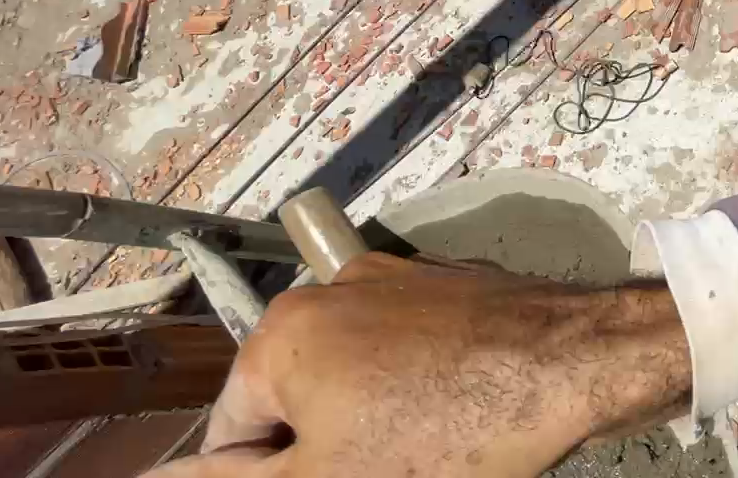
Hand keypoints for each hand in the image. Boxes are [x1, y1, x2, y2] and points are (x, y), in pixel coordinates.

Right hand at [146, 252, 690, 476]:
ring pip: (367, 378)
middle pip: (304, 399)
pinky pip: (421, 353)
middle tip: (393, 466)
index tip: (347, 474)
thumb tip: (158, 477)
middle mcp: (349, 285)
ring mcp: (416, 279)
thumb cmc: (447, 431)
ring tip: (431, 450)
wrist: (579, 363)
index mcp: (292, 326)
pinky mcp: (467, 287)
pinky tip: (464, 419)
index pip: (233, 433)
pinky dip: (428, 390)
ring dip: (380, 426)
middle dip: (332, 450)